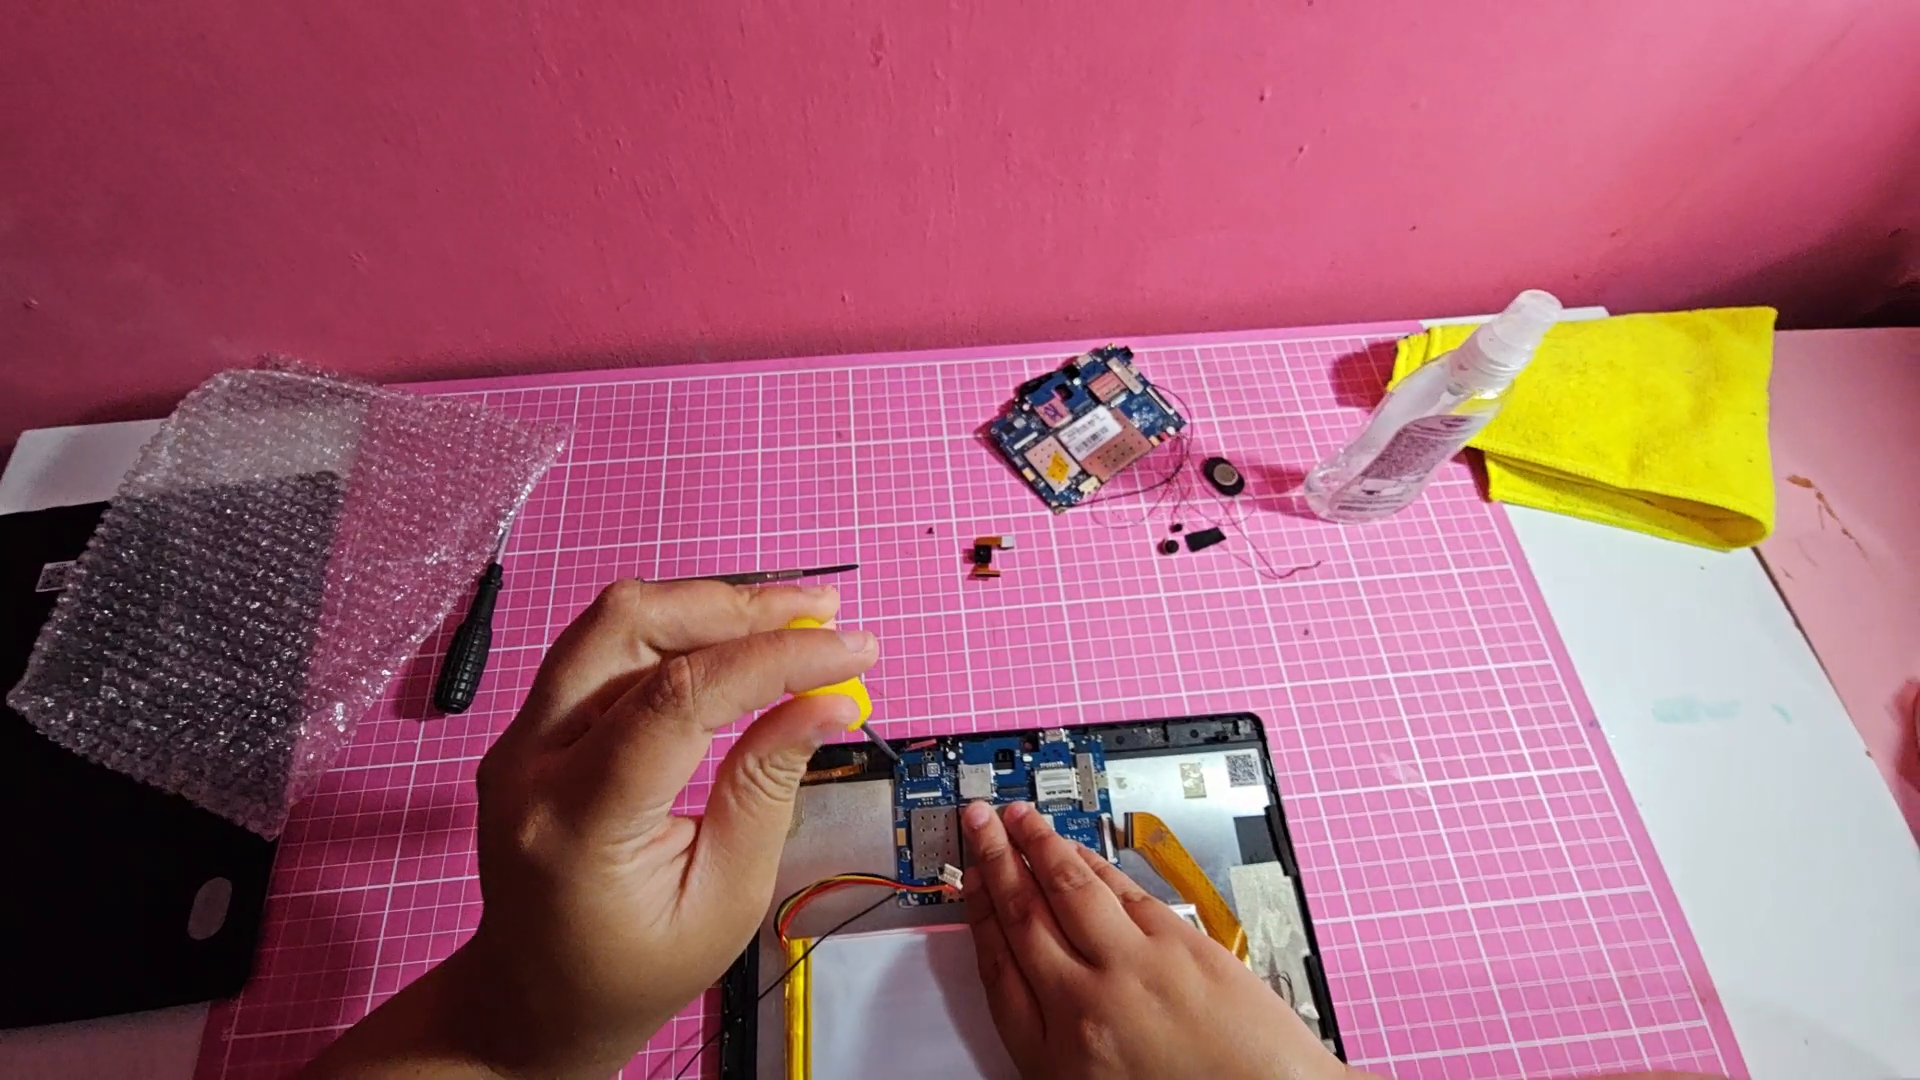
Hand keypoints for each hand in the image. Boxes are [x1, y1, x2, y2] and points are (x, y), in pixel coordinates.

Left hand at [304, 579, 877, 1078]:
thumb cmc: (638, 968)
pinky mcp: (537, 719)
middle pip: (630, 625)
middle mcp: (531, 756)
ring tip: (795, 612)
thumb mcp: (727, 896)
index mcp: (577, 821)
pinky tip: (744, 635)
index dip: (777, 658)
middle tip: (824, 610)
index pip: (680, 698)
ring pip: (619, 616)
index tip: (856, 649)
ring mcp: (524, 730)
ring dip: (716, 603)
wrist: (533, 1000)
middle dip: (740, 605)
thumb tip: (832, 700)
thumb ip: (770, 786)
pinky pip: (615, 641)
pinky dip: (690, 624)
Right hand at [962, 799, 1367, 1079]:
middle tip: (978, 822)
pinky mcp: (1178, 941)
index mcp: (1057, 1057)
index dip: (979, 912)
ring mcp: (1134, 966)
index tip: (970, 879)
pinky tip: (1073, 846)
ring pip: (1068, 886)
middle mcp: (1087, 1004)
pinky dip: (1089, 860)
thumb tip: (1030, 971)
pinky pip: (1119, 888)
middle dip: (996, 859)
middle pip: (1024, 914)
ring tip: (1017, 817)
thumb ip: (1055, 1035)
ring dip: (1037, 844)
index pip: (999, 966)